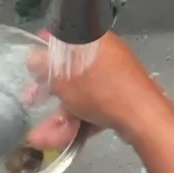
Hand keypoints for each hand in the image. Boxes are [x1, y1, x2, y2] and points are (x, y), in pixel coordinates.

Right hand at [41, 32, 173, 140]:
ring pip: (81, 91)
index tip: (31, 62)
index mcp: (92, 38)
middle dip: (48, 89)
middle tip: (31, 99)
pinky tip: (64, 138)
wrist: (143, 116)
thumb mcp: (62, 77)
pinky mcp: (123, 96)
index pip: (63, 34)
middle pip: (70, 68)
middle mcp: (105, 52)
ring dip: (60, 113)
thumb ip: (43, 65)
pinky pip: (96, 103)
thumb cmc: (99, 89)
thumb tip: (33, 58)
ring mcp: (116, 75)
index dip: (44, 47)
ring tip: (41, 137)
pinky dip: (80, 118)